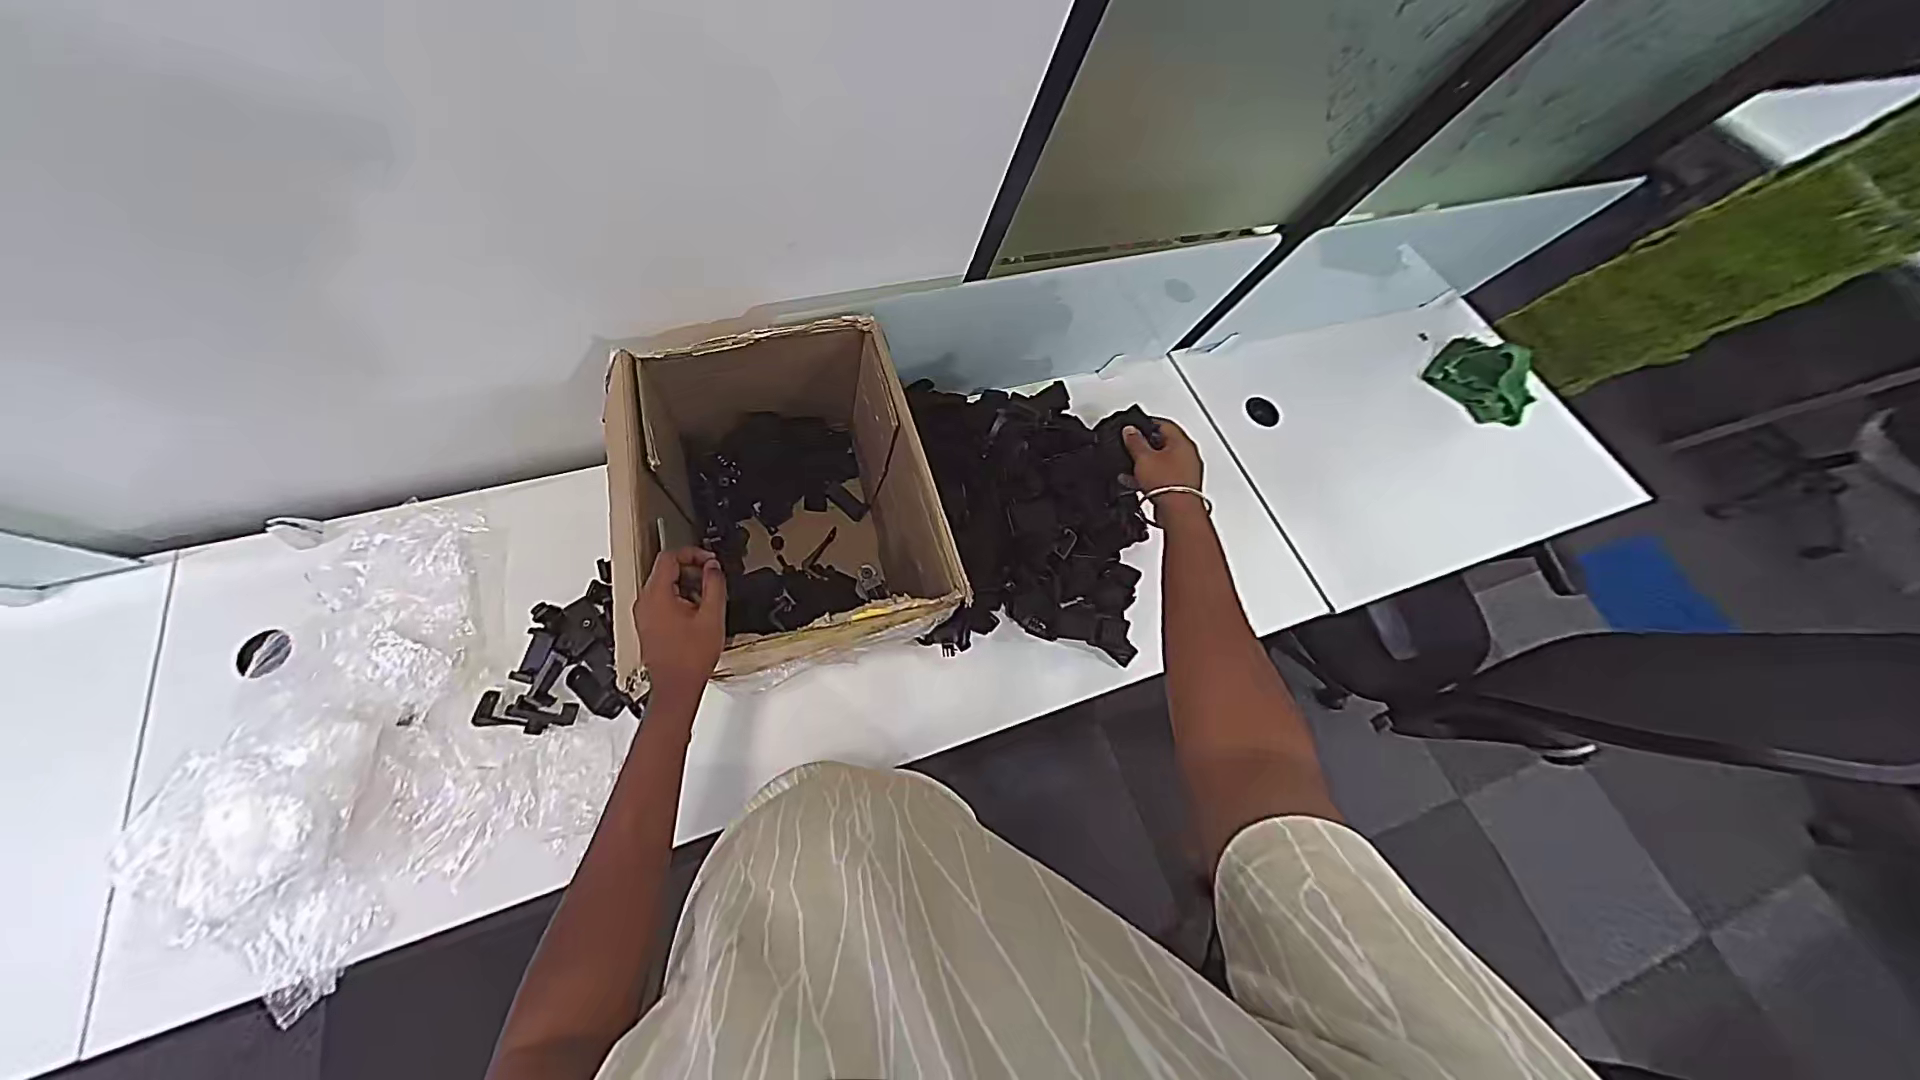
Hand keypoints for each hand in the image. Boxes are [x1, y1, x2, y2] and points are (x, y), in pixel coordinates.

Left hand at [633, 547, 726, 699]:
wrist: (677, 686)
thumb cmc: (690, 657)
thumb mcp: (712, 615)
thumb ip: (714, 585)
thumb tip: (713, 567)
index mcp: (657, 596)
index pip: (669, 558)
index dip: (692, 554)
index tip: (709, 561)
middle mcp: (645, 602)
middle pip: (665, 570)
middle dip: (692, 571)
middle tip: (712, 579)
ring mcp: (644, 614)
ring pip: (665, 585)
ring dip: (688, 586)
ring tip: (707, 601)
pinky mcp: (648, 624)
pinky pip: (663, 601)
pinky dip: (680, 599)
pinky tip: (697, 614)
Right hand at [1123, 419, 1201, 492]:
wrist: (1177, 511)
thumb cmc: (1167, 483)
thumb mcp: (1143, 458)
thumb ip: (1135, 441)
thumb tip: (1130, 430)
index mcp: (1182, 442)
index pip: (1164, 424)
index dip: (1147, 424)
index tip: (1135, 426)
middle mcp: (1188, 455)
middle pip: (1164, 444)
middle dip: (1146, 446)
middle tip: (1133, 447)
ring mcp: (1187, 472)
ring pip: (1164, 462)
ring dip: (1147, 464)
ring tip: (1132, 469)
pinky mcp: (1182, 487)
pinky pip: (1164, 477)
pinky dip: (1151, 478)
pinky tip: (1138, 483)